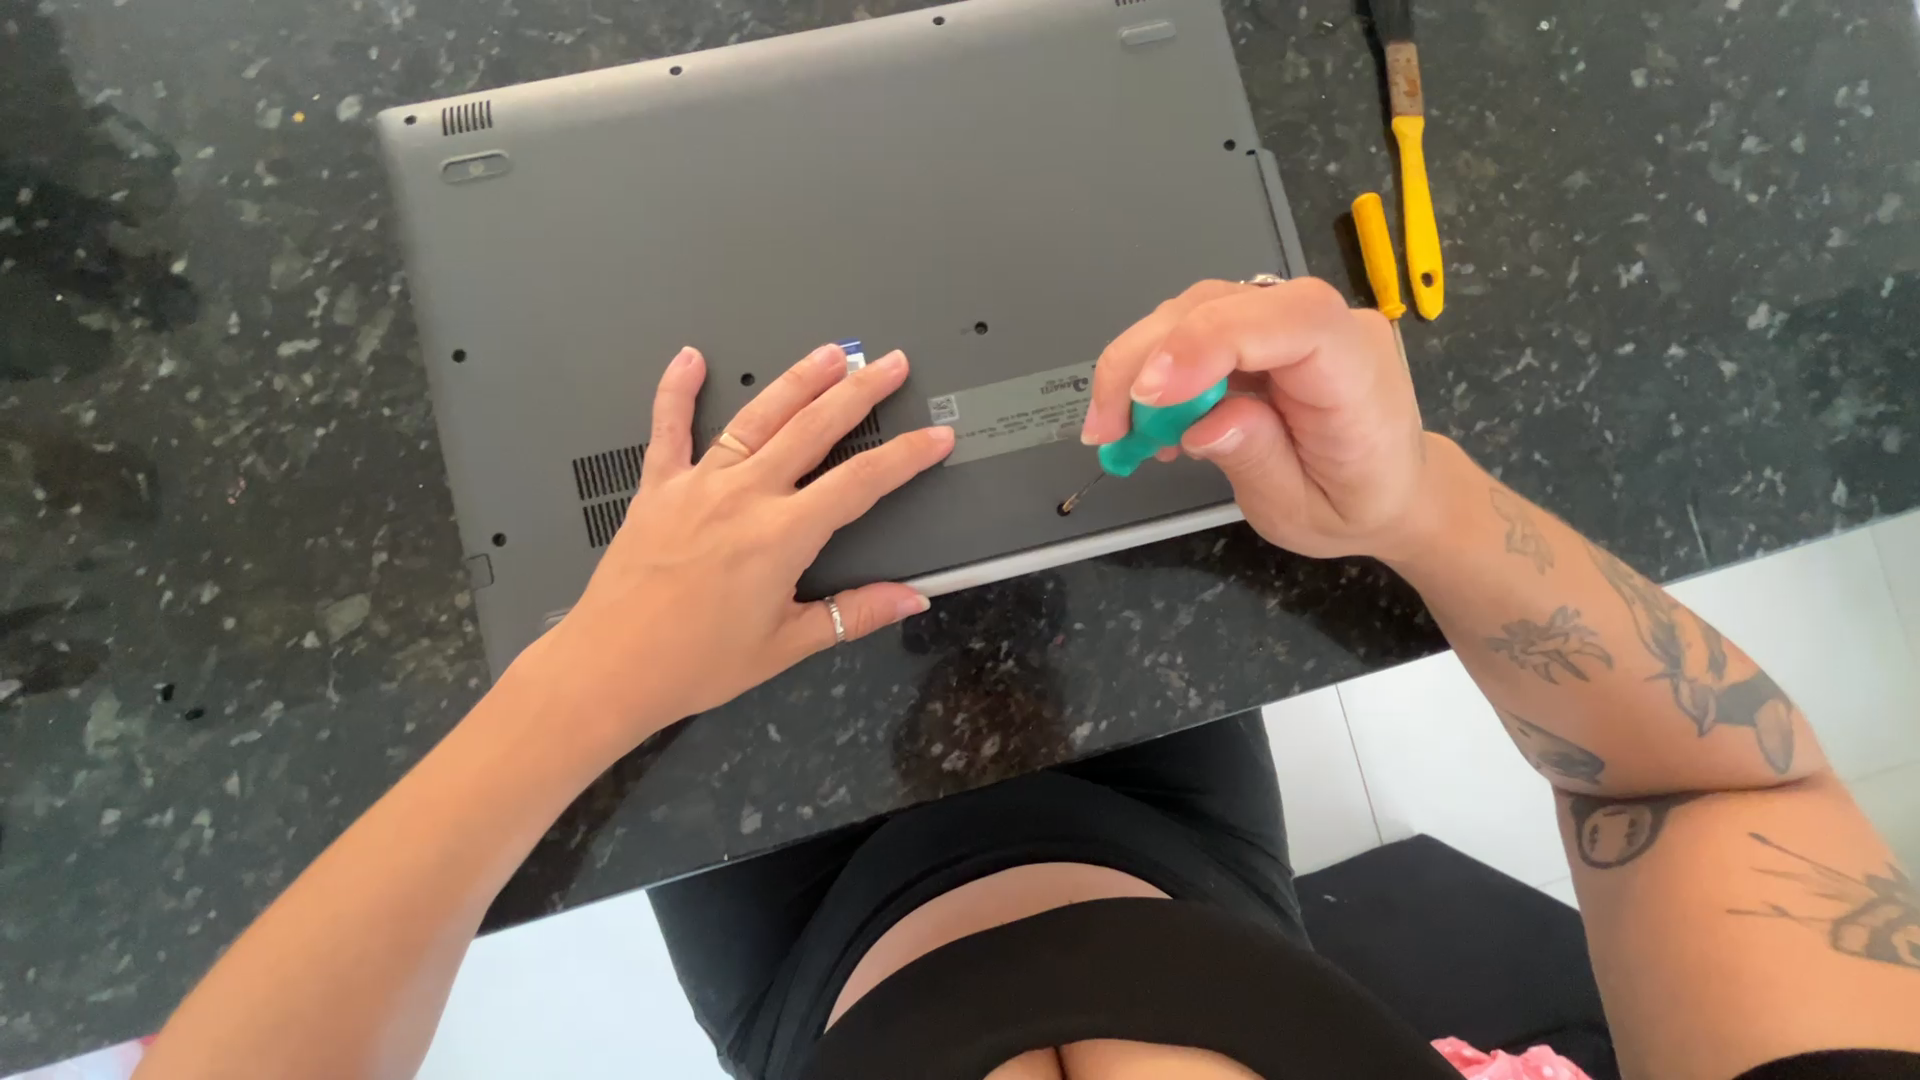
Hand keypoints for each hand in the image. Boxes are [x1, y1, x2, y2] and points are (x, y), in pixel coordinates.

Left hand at [514, 344, 953, 747]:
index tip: (934, 436)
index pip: (860, 482)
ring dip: (798, 380)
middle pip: (814, 428)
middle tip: (889, 364)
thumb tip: (909, 600)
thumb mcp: (786, 645)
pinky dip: (677, 391)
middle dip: (859, 391)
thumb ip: (854, 614)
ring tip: (830, 353)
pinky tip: (690, 360)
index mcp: (780, 536)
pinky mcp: (658, 488)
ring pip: (758, 416)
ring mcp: (698, 486)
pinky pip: (668, 428)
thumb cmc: (692, 663)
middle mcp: (742, 497)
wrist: (608, 669)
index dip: (905, 455)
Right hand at [1081, 278, 1434, 561]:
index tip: (1148, 396)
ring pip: (1193, 311)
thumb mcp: (1306, 510)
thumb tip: (1201, 426)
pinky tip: (1146, 422)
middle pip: (1219, 304)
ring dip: (1137, 364)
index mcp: (1355, 372)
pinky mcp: (1256, 333)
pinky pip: (1191, 332)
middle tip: (1104, 428)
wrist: (1388, 487)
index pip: (1291, 321)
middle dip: (1145, 358)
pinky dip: (1152, 371)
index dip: (1209, 342)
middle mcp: (1323, 327)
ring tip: (1115, 430)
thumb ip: (1259, 460)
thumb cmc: (1356, 503)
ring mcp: (1285, 322)